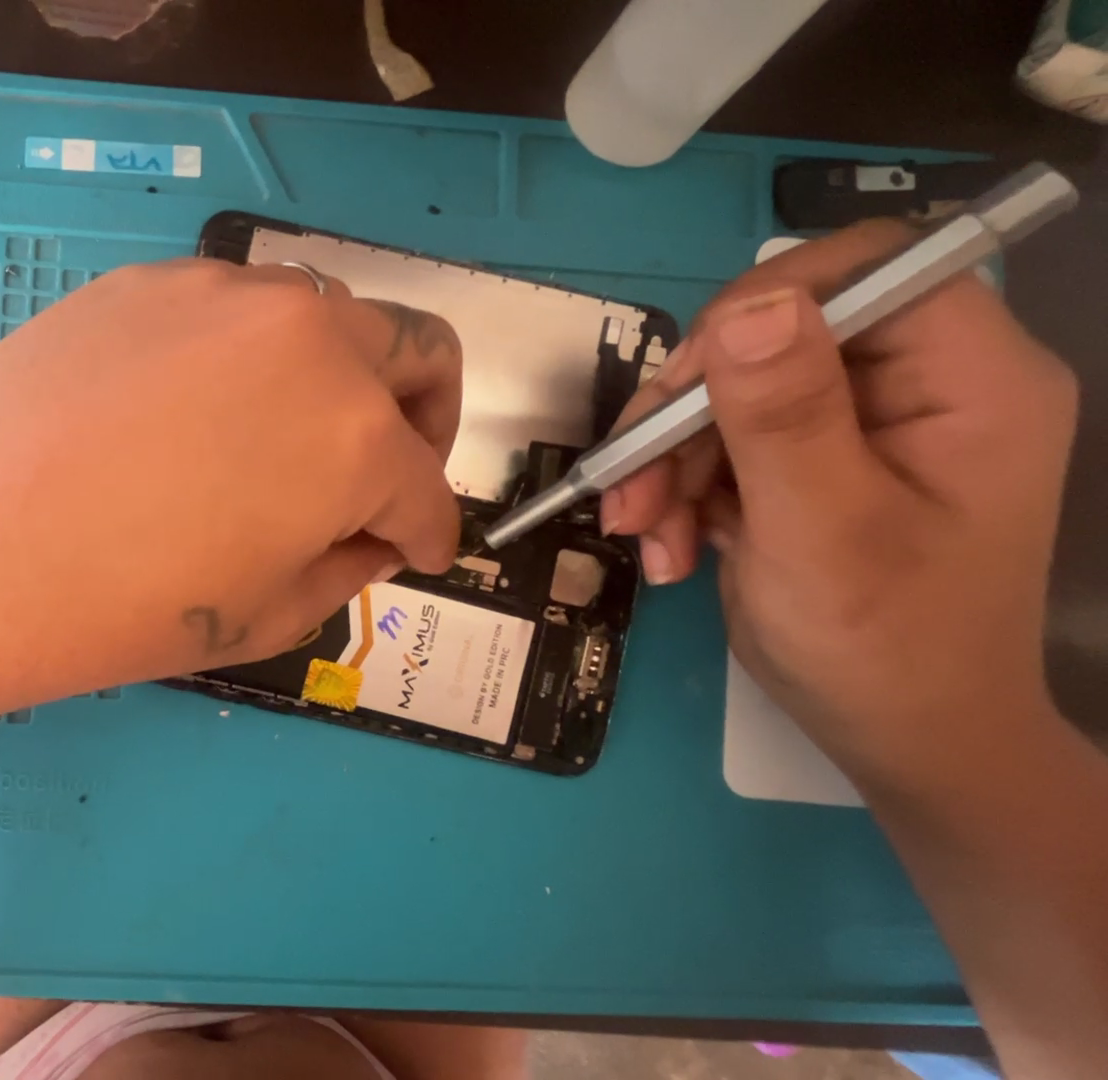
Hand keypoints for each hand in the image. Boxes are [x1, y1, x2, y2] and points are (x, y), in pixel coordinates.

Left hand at [0, 258, 462, 723]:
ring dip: (337, 382)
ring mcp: (222, 295)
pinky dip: (247, 363)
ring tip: (275, 448)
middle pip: (419, 354)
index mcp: (352, 437)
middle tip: (378, 480)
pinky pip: (233, 315)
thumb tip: (374, 534)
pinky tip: (186, 416)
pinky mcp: (146, 282)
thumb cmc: (111, 611)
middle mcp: (307, 339)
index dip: (428, 532)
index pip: (426, 488)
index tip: (413, 551)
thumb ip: (346, 568)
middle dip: (423, 423)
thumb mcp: (259, 620)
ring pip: (328, 319)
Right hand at [603, 221, 1076, 781]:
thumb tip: (747, 308)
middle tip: (632, 486)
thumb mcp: (823, 531)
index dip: (767, 304)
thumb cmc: (881, 643)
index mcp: (965, 381)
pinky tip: (667, 548)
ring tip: (644, 536)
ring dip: (664, 467)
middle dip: (683, 416)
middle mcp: (909, 387)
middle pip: (768, 340)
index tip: (687, 383)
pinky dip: (673, 493)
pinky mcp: (796, 464)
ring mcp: (846, 427)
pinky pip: (711, 445)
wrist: (889, 733)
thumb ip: (785, 418)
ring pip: (721, 397)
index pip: (870, 272)